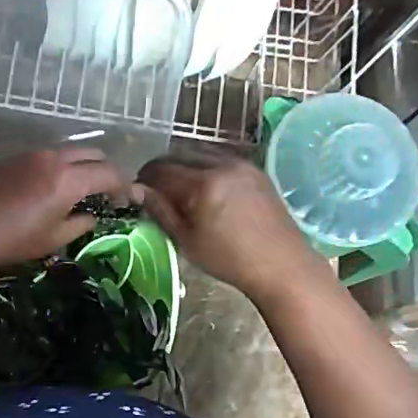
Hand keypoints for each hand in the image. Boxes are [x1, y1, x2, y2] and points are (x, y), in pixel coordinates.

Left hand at [0, 148, 134, 275]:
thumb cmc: (12, 241)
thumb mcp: (53, 239)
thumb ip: (80, 223)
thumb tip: (91, 216)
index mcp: (68, 179)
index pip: (109, 173)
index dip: (124, 186)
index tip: (129, 199)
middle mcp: (53, 158)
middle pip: (93, 154)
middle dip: (106, 170)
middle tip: (108, 193)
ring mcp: (30, 154)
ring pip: (69, 151)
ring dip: (82, 166)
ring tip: (82, 190)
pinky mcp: (13, 159)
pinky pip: (47, 156)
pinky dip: (60, 167)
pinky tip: (53, 188)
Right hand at [137, 151, 325, 295]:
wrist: (282, 264)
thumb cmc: (228, 260)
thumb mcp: (186, 240)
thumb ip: (161, 210)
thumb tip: (135, 190)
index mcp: (203, 185)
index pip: (161, 170)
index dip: (144, 179)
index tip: (136, 191)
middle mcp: (222, 165)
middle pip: (179, 154)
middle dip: (161, 168)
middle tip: (153, 189)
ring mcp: (242, 164)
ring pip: (200, 152)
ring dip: (182, 164)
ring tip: (177, 187)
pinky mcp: (255, 169)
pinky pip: (220, 157)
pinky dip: (204, 165)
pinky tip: (203, 187)